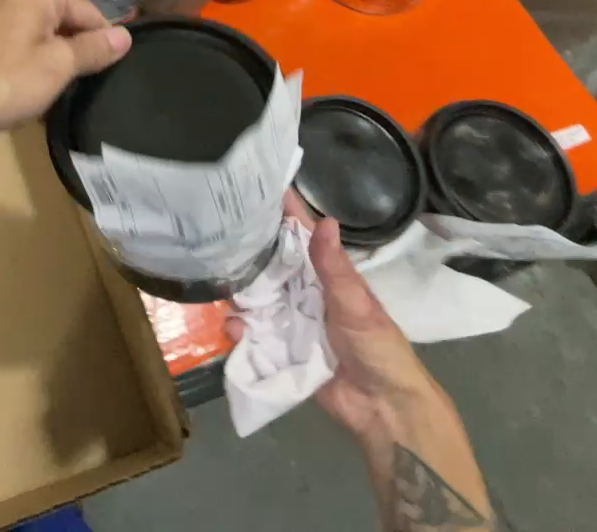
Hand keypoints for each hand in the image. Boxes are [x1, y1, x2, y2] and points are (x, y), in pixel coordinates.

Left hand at [0, 0, 131, 130]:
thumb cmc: (9, 81)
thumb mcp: (59, 65)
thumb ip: (94, 48)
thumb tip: (125, 35)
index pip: (85, 9)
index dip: (103, 36)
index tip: (113, 64)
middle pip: (58, 18)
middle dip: (73, 46)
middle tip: (83, 79)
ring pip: (34, 32)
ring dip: (49, 56)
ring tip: (56, 86)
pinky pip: (12, 44)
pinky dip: (24, 61)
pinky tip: (26, 86)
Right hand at [229, 191, 447, 445]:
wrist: (383, 410)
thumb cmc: (378, 349)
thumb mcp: (356, 304)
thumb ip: (335, 267)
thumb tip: (326, 219)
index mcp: (323, 275)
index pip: (297, 235)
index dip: (278, 212)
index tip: (249, 185)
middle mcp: (301, 292)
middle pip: (266, 264)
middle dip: (244, 252)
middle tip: (213, 236)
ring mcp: (288, 320)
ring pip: (254, 297)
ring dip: (238, 294)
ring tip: (220, 287)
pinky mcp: (277, 348)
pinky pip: (251, 333)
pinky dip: (239, 330)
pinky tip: (235, 329)